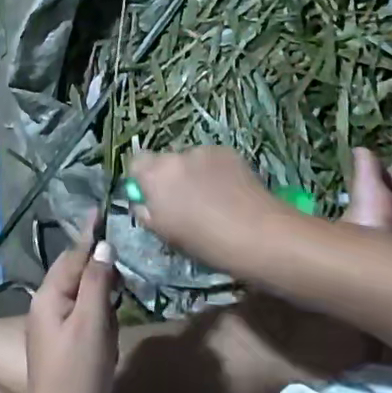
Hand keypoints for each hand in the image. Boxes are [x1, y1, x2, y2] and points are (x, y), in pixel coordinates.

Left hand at [23, 233, 117, 392]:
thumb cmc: (78, 375)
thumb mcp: (92, 323)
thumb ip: (96, 282)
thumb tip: (102, 246)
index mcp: (48, 296)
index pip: (72, 255)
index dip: (89, 234)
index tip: (100, 209)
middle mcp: (45, 306)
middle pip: (73, 272)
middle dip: (93, 260)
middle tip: (116, 245)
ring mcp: (51, 327)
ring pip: (78, 293)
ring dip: (96, 285)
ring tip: (114, 272)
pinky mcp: (61, 345)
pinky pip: (80, 313)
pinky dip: (96, 308)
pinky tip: (107, 315)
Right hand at [125, 146, 294, 268]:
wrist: (257, 234)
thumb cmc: (204, 241)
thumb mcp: (164, 234)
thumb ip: (146, 212)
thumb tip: (143, 202)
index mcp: (154, 176)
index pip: (135, 163)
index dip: (142, 178)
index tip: (153, 197)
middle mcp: (176, 156)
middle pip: (164, 161)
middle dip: (170, 177)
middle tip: (184, 202)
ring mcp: (204, 151)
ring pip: (190, 160)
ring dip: (194, 173)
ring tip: (212, 199)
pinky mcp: (228, 151)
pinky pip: (212, 160)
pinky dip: (216, 172)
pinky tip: (229, 192)